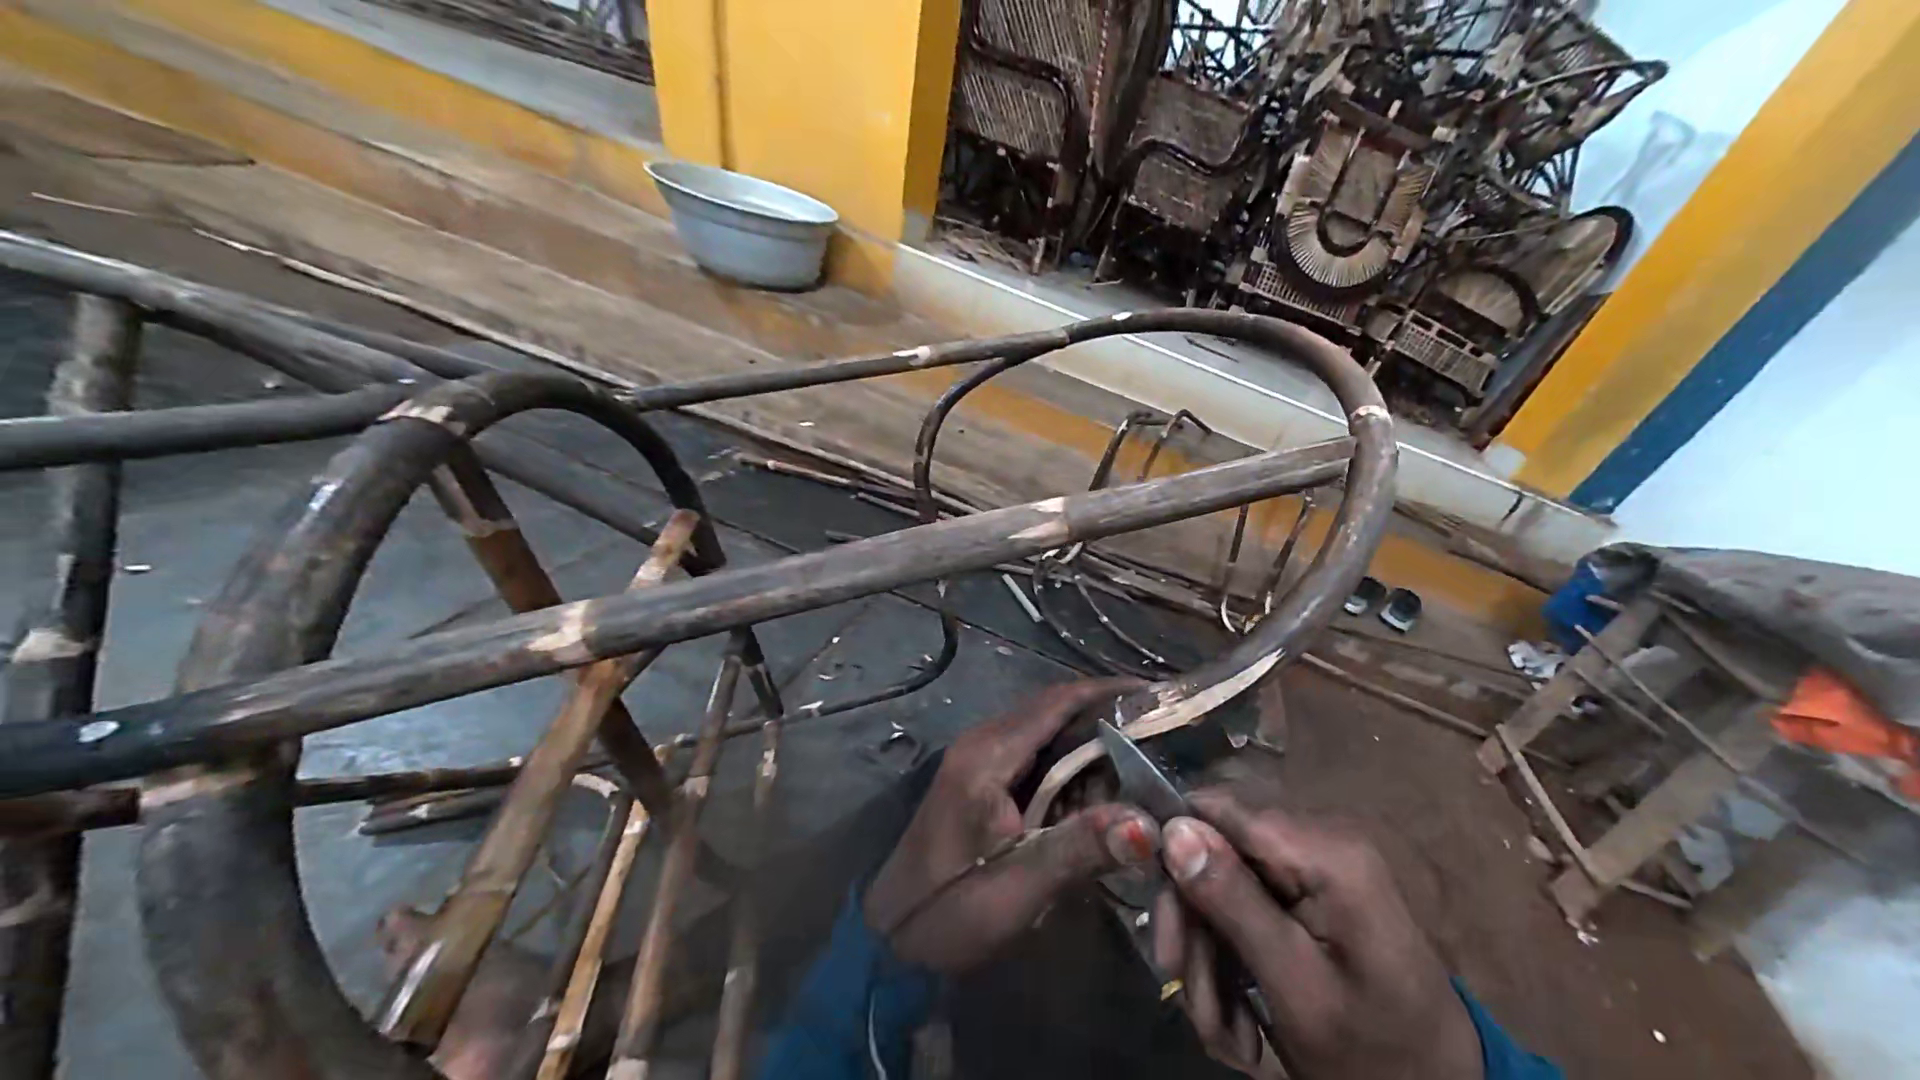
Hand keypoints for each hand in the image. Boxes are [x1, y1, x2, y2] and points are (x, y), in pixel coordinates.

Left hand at [864, 678, 1159, 971]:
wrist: (892, 936)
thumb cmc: (951, 911)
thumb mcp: (1019, 886)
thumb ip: (1081, 848)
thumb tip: (1149, 823)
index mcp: (988, 755)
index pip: (1056, 702)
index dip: (1108, 692)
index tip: (1158, 694)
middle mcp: (982, 743)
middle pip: (1053, 711)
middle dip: (1107, 717)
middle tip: (1164, 731)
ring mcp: (979, 760)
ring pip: (1046, 733)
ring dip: (1090, 742)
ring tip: (1144, 758)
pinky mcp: (981, 780)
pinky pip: (1034, 756)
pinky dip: (1070, 764)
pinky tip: (1100, 788)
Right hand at [1155, 790, 1482, 1079]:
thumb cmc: (1379, 1052)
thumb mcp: (1297, 988)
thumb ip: (1235, 903)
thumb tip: (1172, 827)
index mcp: (1327, 851)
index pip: (1219, 807)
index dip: (1173, 847)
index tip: (1159, 918)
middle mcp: (1317, 840)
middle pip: (1214, 849)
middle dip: (1192, 924)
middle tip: (1181, 987)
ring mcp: (1312, 864)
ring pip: (1219, 882)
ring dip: (1207, 953)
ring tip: (1221, 1026)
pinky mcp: (1305, 888)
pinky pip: (1239, 901)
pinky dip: (1227, 956)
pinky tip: (1237, 1012)